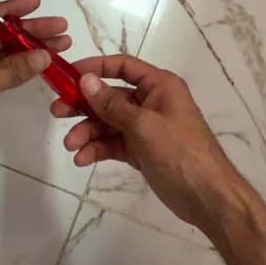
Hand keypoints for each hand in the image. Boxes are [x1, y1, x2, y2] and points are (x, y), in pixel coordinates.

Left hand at [0, 0, 69, 195]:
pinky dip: (21, 67)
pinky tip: (42, 64)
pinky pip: (1, 71)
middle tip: (60, 28)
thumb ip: (13, 69)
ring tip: (61, 45)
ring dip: (29, 50)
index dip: (12, 9)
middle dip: (29, 31)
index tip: (37, 4)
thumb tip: (45, 55)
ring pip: (3, 53)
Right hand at [54, 54, 249, 233]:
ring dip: (88, 132)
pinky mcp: (141, 150)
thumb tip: (84, 80)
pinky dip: (98, 149)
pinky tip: (82, 158)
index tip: (68, 74)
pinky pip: (113, 143)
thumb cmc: (180, 152)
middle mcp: (151, 102)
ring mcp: (146, 127)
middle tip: (57, 112)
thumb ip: (111, 104)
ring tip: (70, 146)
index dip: (95, 67)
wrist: (208, 198)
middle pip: (110, 96)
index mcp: (159, 86)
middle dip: (83, 105)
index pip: (123, 66)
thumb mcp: (143, 125)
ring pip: (108, 122)